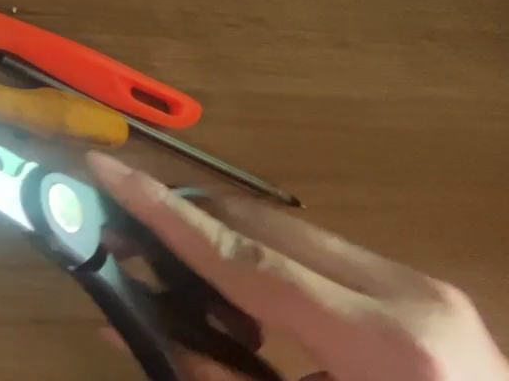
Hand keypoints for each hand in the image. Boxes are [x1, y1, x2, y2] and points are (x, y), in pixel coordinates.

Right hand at [89, 152, 508, 380]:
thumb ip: (217, 375)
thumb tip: (120, 326)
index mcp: (382, 344)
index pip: (240, 257)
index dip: (160, 211)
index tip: (100, 166)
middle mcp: (405, 296)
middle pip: (254, 227)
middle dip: (179, 224)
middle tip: (121, 238)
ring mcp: (421, 288)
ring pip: (279, 233)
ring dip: (221, 251)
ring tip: (193, 298)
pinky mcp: (425, 291)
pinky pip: (315, 256)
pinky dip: (267, 272)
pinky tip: (253, 318)